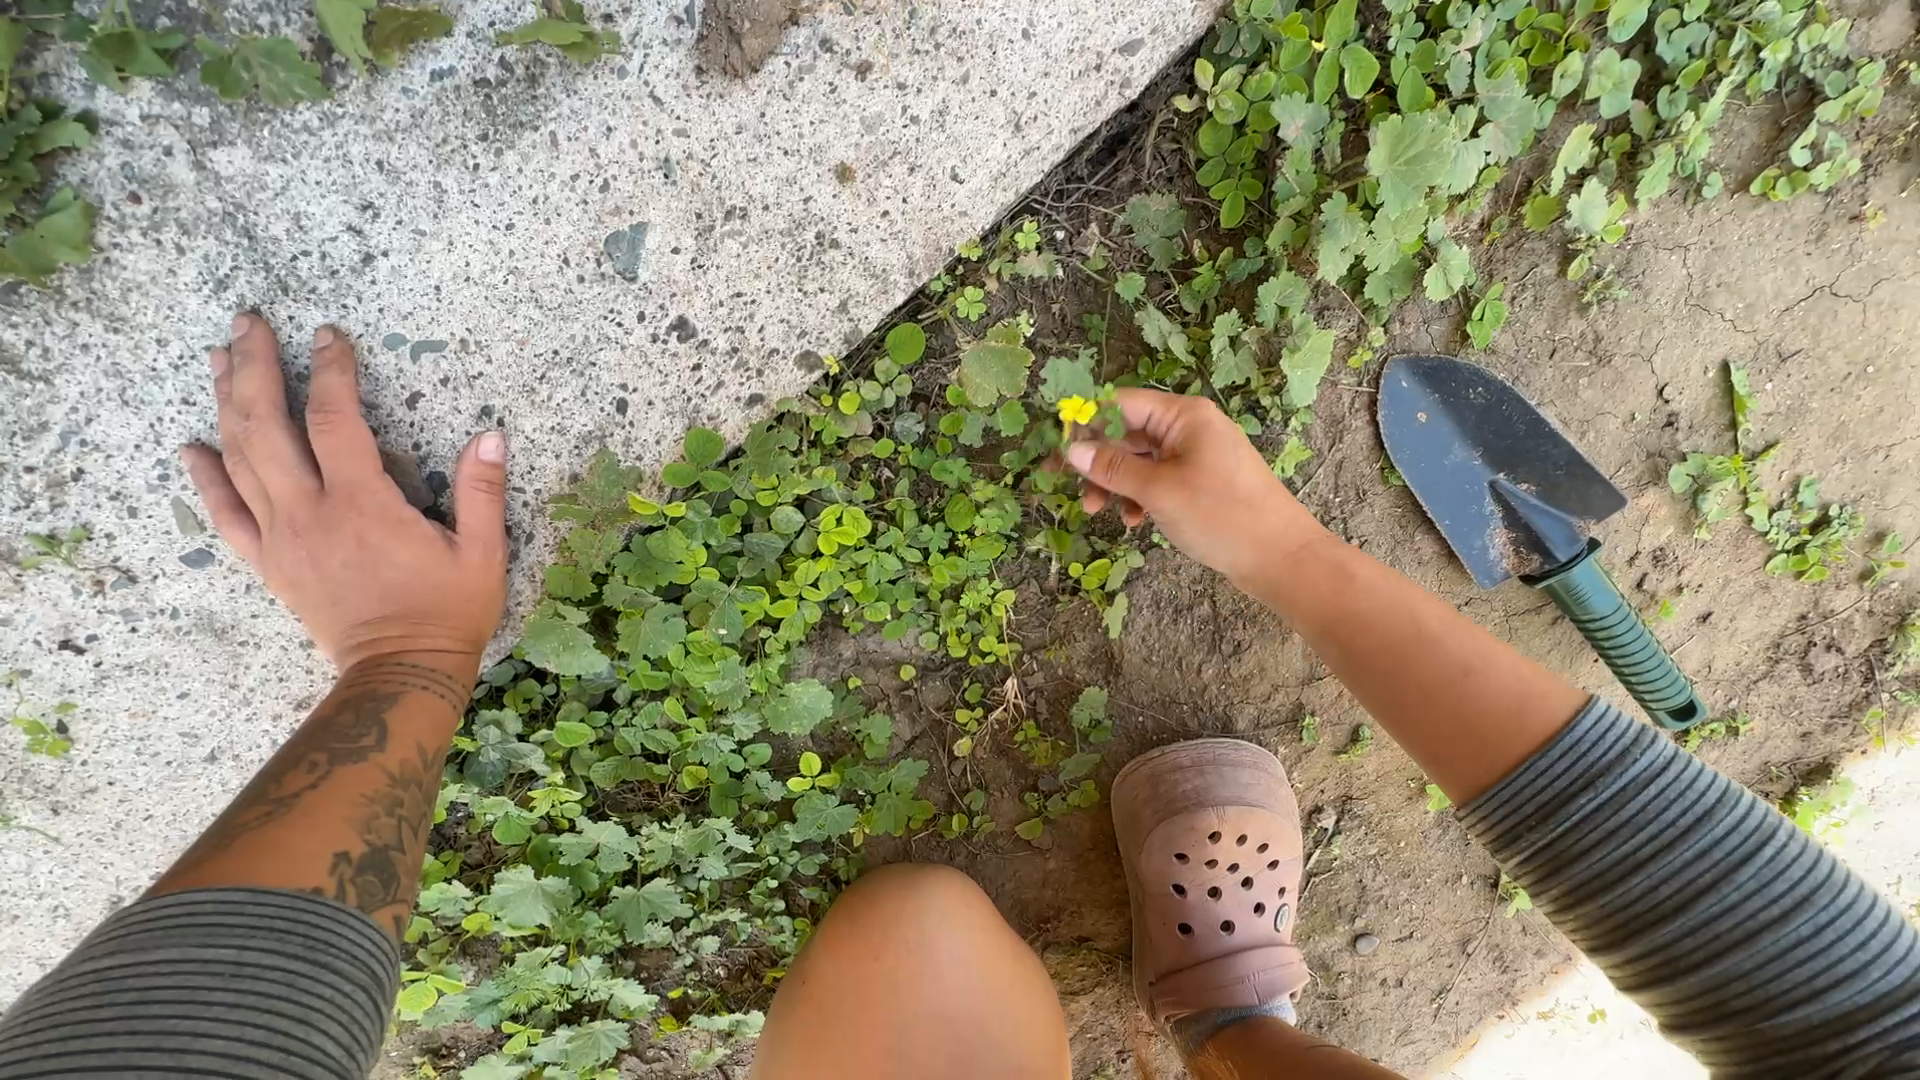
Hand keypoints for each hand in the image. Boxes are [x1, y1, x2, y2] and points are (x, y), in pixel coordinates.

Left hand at [181, 313, 509, 675]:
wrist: (402, 669)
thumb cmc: (450, 610)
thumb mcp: (484, 553)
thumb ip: (483, 494)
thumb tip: (492, 437)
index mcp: (366, 505)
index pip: (338, 423)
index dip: (331, 374)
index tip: (329, 337)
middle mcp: (312, 513)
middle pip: (266, 427)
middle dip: (254, 368)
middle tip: (248, 323)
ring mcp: (282, 537)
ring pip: (239, 459)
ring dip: (225, 404)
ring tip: (219, 358)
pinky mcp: (270, 561)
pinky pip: (225, 514)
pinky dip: (204, 477)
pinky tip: (192, 446)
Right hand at [1065, 388, 1326, 584]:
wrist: (1279, 557)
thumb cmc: (1220, 515)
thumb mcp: (1158, 491)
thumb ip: (1112, 468)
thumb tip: (1071, 450)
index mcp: (1184, 416)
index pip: (1121, 403)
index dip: (1085, 422)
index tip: (1056, 447)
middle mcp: (1189, 428)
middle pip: (1127, 433)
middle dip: (1097, 461)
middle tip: (1062, 484)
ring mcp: (1196, 455)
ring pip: (1139, 461)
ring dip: (1115, 484)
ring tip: (1098, 512)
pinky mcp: (1200, 482)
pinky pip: (1157, 480)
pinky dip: (1139, 497)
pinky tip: (1135, 522)